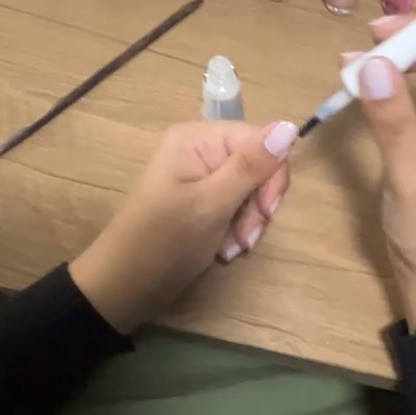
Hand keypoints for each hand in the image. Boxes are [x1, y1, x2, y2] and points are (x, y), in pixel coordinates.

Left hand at [71, 119, 296, 332]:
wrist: (124, 289)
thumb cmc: (163, 243)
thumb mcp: (211, 204)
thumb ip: (251, 166)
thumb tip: (291, 124)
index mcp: (198, 139)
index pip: (261, 140)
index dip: (272, 175)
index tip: (267, 211)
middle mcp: (201, 150)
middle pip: (259, 165)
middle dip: (259, 205)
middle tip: (245, 237)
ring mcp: (202, 177)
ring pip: (252, 190)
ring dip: (249, 223)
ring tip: (232, 249)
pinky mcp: (203, 202)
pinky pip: (238, 207)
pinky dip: (238, 230)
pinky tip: (226, 250)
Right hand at [353, 14, 415, 329]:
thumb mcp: (412, 176)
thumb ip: (392, 119)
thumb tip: (368, 63)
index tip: (381, 32)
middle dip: (412, 37)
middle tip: (366, 39)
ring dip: (399, 55)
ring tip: (357, 54)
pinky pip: (415, 92)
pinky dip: (391, 80)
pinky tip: (362, 74)